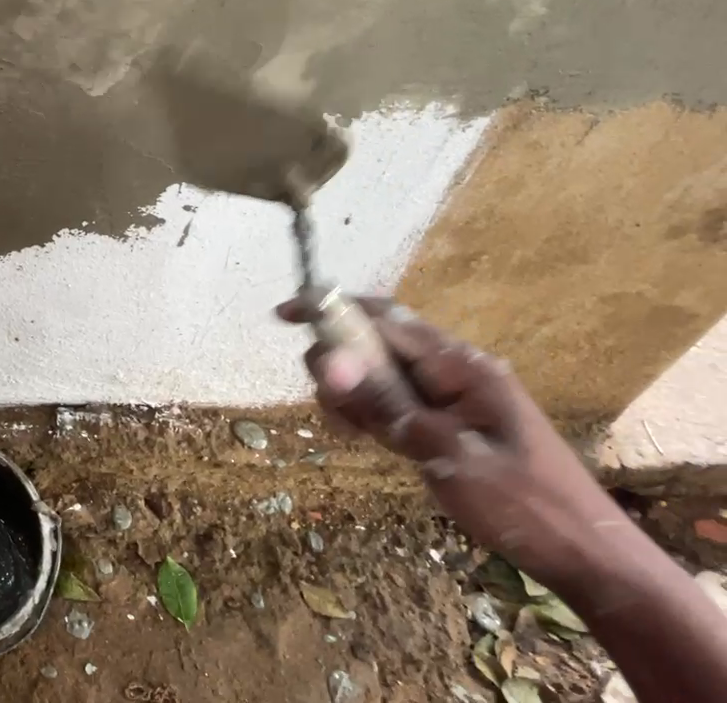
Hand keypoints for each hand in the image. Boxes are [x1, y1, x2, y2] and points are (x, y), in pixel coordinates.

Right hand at [277, 295, 631, 592]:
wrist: (588, 561)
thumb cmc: (524, 506)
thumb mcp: (447, 455)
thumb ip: (384, 405)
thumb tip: (327, 361)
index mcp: (462, 367)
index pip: (383, 319)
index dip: (329, 310)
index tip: (283, 315)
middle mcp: (453, 370)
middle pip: (373, 340)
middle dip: (335, 361)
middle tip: (330, 406)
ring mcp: (449, 395)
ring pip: (374, 371)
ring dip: (348, 392)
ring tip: (350, 432)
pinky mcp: (443, 419)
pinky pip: (387, 398)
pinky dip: (364, 410)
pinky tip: (363, 438)